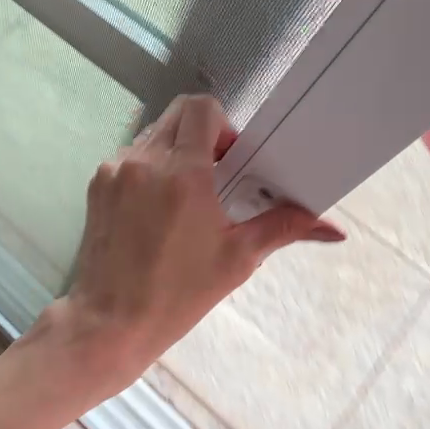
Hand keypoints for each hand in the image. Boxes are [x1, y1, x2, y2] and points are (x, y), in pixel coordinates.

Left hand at [37, 94, 345, 400]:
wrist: (111, 319)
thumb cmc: (177, 293)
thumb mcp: (237, 258)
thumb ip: (282, 228)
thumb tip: (332, 228)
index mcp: (182, 173)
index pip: (201, 109)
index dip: (223, 124)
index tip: (232, 158)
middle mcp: (143, 161)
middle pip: (176, 114)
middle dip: (202, 133)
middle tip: (217, 173)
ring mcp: (114, 170)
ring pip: (151, 135)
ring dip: (174, 151)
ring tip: (186, 196)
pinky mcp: (97, 184)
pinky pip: (128, 158)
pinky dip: (147, 170)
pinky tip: (156, 209)